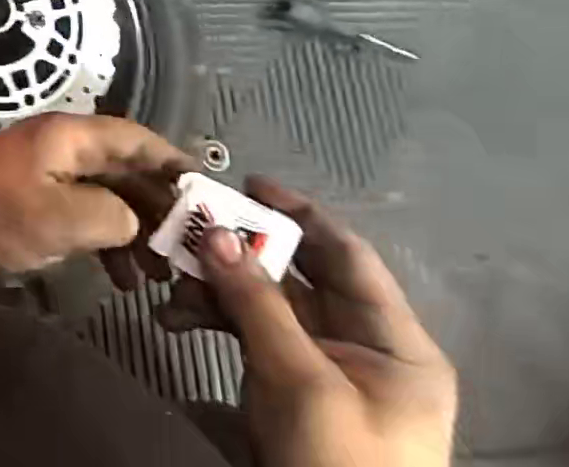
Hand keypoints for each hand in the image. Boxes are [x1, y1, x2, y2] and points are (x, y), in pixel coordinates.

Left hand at [0, 114, 191, 272]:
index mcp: (74, 136)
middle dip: (155, 206)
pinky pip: (82, 206)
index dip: (171, 158)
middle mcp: (66, 143)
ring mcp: (50, 166)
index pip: (136, 138)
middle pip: (124, 168)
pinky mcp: (37, 189)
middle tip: (184, 244)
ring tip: (154, 273)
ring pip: (106, 191)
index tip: (202, 185)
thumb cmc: (0, 212)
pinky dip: (102, 235)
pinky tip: (118, 274)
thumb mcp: (64, 219)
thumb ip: (112, 215)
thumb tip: (131, 219)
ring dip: (131, 228)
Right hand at [191, 178, 456, 466]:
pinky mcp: (286, 383)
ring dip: (218, 287)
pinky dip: (213, 319)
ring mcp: (321, 364)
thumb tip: (215, 231)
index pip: (347, 256)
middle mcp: (362, 344)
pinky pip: (249, 332)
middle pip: (298, 275)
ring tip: (173, 281)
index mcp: (395, 343)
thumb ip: (258, 303)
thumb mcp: (301, 385)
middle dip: (243, 250)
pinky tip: (174, 318)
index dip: (299, 214)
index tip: (248, 183)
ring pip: (266, 301)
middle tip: (193, 226)